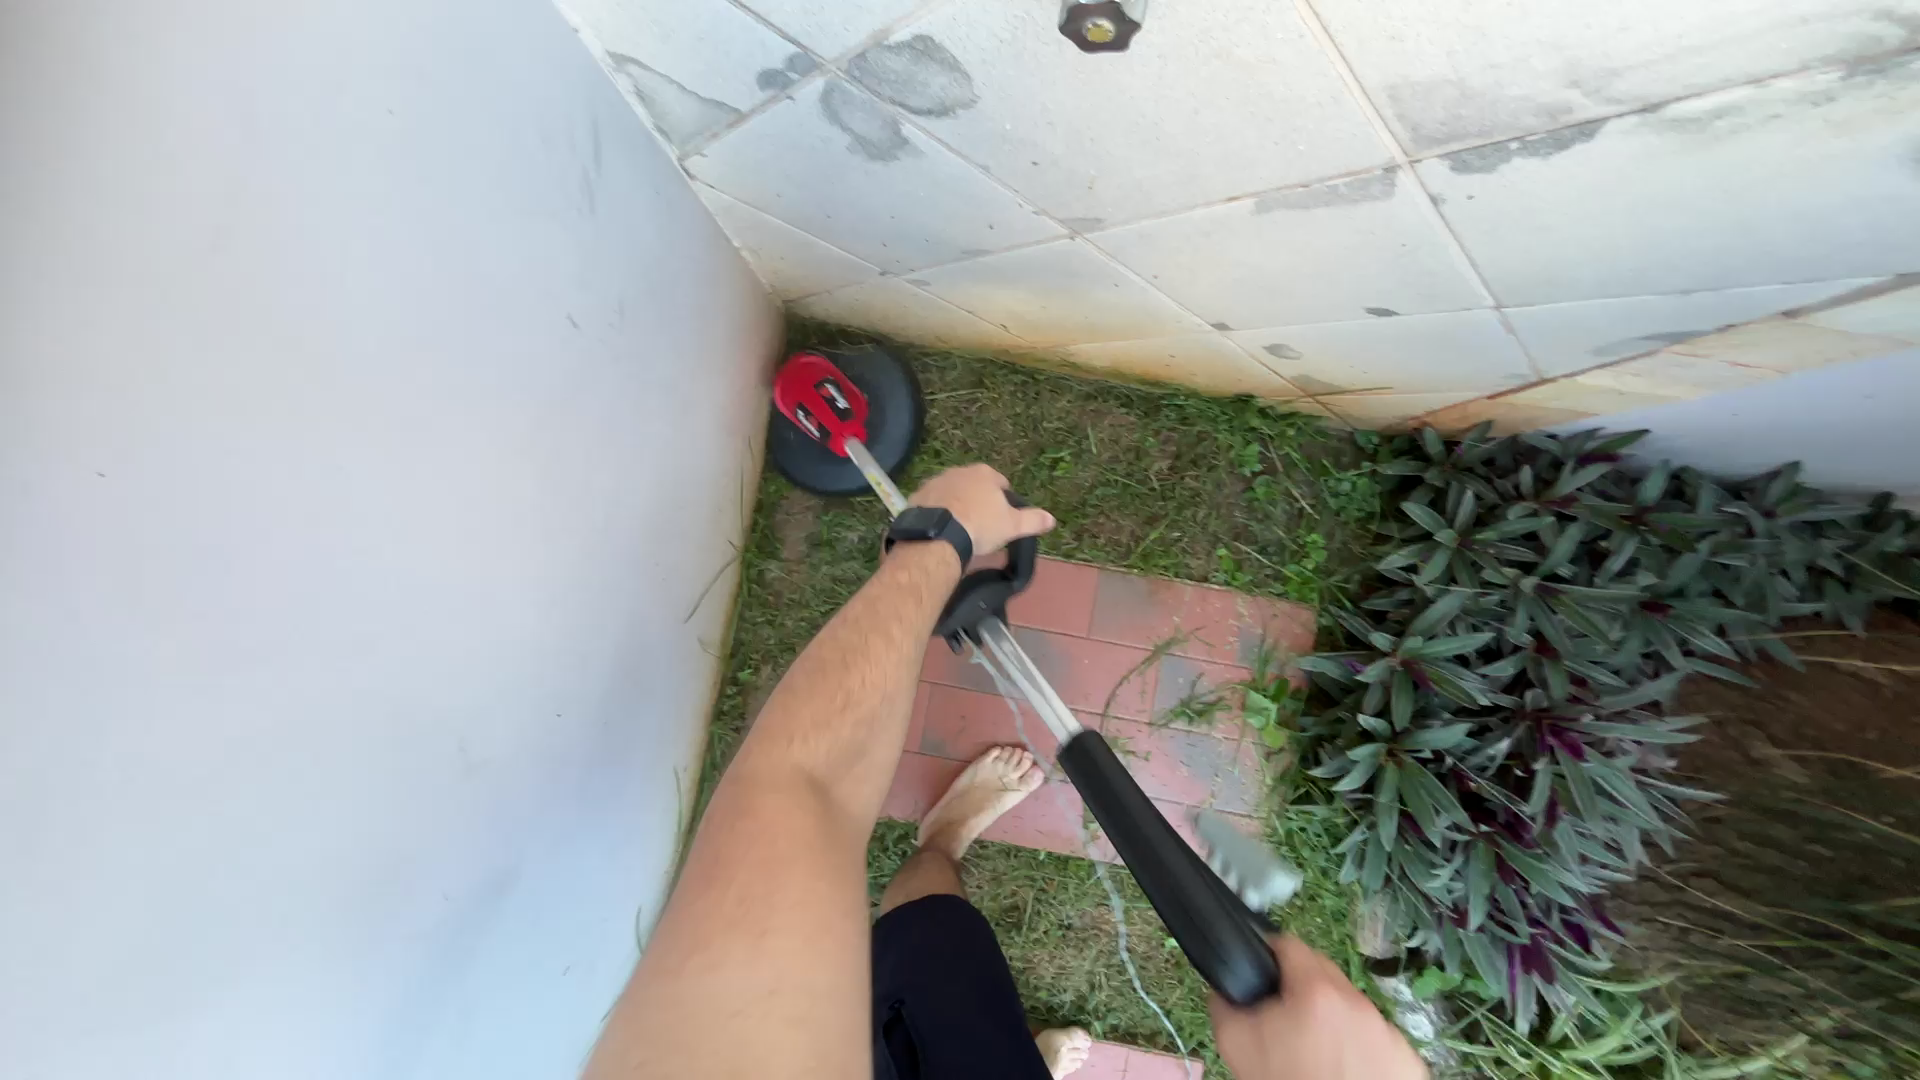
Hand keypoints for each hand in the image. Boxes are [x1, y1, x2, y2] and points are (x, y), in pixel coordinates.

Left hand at [907, 464, 1055, 559]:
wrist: (939, 534)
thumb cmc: (980, 526)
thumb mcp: (1012, 526)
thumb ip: (1032, 520)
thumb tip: (1052, 519)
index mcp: (984, 473)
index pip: (1000, 482)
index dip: (1003, 498)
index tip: (1003, 515)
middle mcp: (958, 471)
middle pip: (973, 484)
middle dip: (978, 499)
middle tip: (981, 522)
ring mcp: (936, 482)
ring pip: (951, 492)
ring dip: (956, 504)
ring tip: (960, 527)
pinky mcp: (917, 496)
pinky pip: (932, 503)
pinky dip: (937, 512)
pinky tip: (940, 528)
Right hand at [1211, 936, 1426, 1079]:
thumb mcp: (1236, 1046)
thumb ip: (1225, 1002)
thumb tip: (1227, 987)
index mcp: (1316, 991)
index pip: (1289, 946)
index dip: (1270, 957)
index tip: (1263, 977)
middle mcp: (1359, 1004)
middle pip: (1324, 974)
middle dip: (1302, 990)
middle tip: (1288, 1024)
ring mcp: (1390, 1036)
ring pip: (1352, 1009)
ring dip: (1334, 1020)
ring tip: (1319, 1057)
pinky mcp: (1411, 1066)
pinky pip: (1379, 1042)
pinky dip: (1362, 1050)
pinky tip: (1347, 1075)